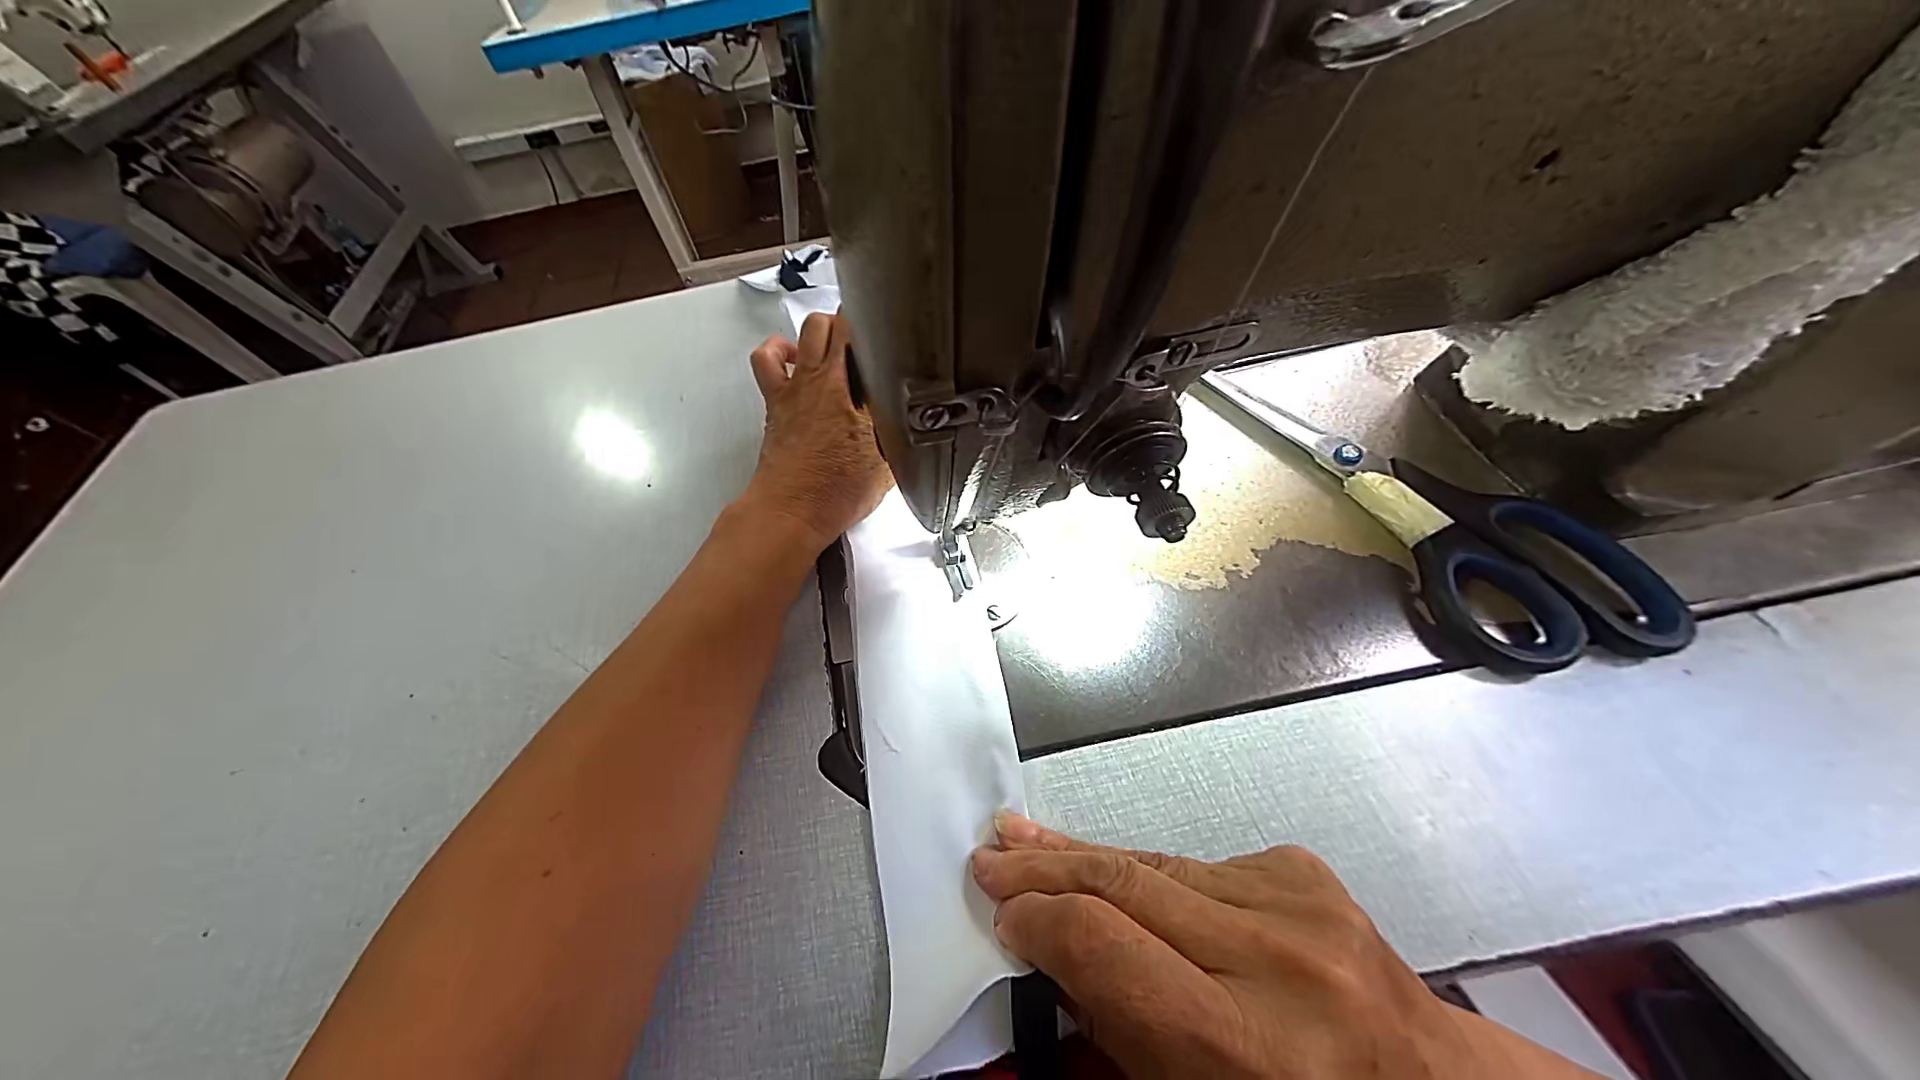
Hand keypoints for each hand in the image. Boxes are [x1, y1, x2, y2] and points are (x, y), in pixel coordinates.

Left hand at [741, 312, 891, 551]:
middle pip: (823, 324)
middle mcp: (813, 382)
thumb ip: (900, 438)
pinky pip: (767, 365)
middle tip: (862, 336)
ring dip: (811, 334)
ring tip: (830, 344)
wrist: (790, 514)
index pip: (855, 331)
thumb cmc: (832, 493)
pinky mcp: (774, 407)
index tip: (887, 327)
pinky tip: (792, 362)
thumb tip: (917, 426)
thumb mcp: (886, 465)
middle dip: (843, 321)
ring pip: (793, 337)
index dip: (872, 321)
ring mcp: (789, 392)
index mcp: (843, 388)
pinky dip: (777, 354)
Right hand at [972, 813, 1602, 1079]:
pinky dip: (1150, 871)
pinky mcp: (1308, 873)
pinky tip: (1120, 871)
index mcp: (1248, 1050)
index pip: (1103, 941)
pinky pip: (1199, 863)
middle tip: (994, 853)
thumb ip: (1117, 1038)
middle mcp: (1279, 963)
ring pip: (1155, 860)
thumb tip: (1049, 963)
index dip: (1038, 918)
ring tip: (1031, 840)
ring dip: (1087, 855)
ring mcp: (1301, 905)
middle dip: (1047, 866)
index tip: (1001, 912)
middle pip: (1124, 881)